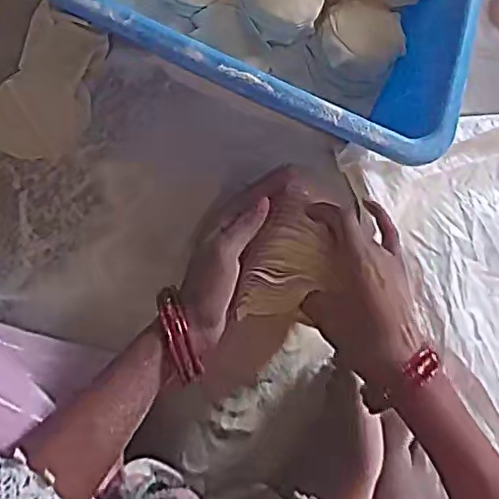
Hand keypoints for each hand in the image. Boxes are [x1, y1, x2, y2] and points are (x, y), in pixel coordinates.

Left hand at [174, 169, 285, 350]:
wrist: (196, 326)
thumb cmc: (208, 288)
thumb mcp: (224, 253)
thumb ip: (243, 227)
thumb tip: (265, 200)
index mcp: (223, 224)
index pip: (251, 196)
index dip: (271, 183)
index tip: (293, 172)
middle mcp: (229, 230)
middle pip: (256, 203)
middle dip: (276, 190)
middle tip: (302, 181)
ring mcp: (236, 247)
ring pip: (260, 219)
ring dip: (278, 207)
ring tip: (301, 200)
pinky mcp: (243, 264)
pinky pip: (264, 238)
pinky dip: (277, 229)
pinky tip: (292, 233)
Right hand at [300, 200, 424, 384]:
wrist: (401, 363)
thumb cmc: (363, 338)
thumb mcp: (327, 317)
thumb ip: (311, 297)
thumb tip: (301, 288)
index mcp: (357, 258)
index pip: (341, 219)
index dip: (323, 210)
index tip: (308, 213)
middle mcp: (376, 252)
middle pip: (353, 222)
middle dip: (332, 218)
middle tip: (316, 223)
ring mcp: (392, 260)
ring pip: (370, 230)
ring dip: (353, 223)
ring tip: (338, 222)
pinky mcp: (401, 270)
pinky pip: (390, 237)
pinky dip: (381, 221)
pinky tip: (372, 211)